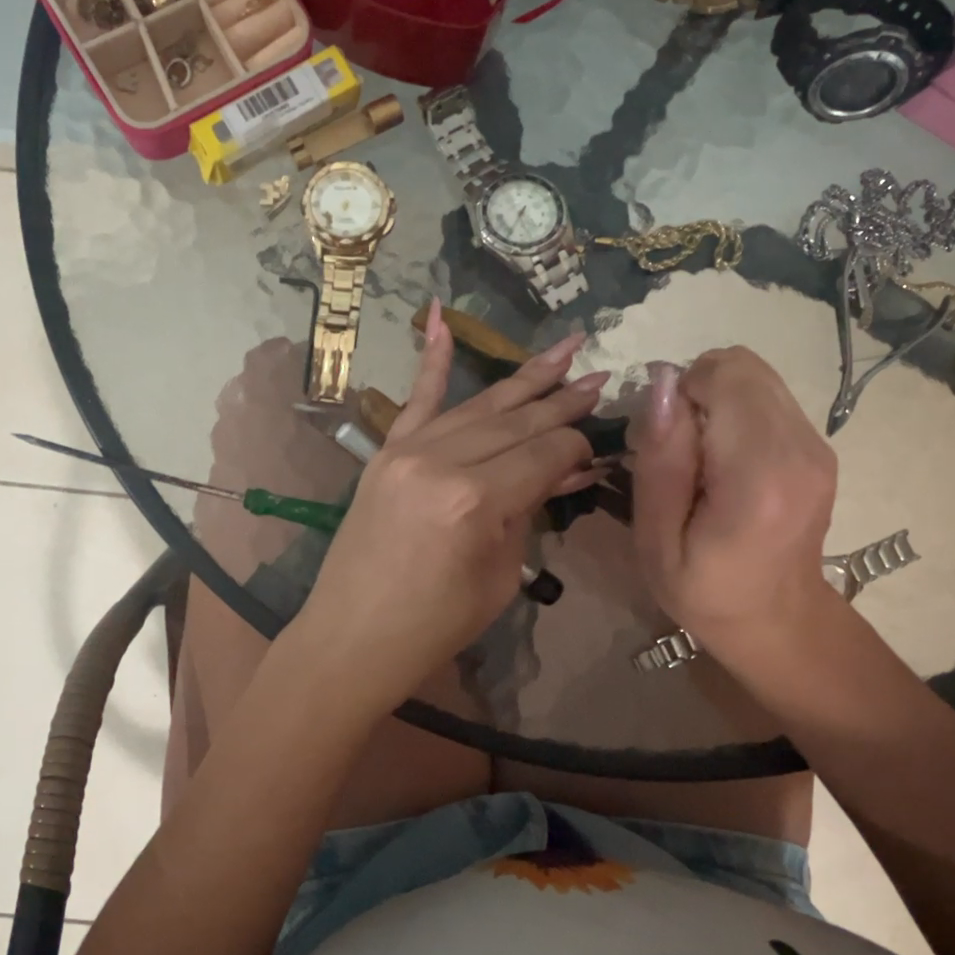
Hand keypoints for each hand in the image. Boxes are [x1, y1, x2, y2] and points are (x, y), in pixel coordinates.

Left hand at [292, 301, 603, 715]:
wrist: (352, 636)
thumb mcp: (498, 575)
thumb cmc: (434, 625)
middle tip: (601, 375)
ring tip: (566, 348)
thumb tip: (566, 470)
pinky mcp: (385, 453)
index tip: (602, 442)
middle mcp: (441, 461)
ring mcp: (406, 451)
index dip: (578, 446)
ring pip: (478, 405)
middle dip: (562, 400)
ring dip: (524, 379)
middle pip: (516, 421)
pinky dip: (431, 359)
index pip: (545, 453)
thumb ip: (528, 511)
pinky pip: (414, 400)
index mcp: (475, 500)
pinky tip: (441, 318)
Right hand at [632, 347, 838, 653]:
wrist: (776, 620)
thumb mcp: (656, 539)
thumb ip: (661, 460)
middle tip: (679, 449)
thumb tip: (663, 384)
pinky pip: (766, 397)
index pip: (722, 377)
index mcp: (759, 477)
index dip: (679, 395)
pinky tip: (723, 462)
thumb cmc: (703, 589)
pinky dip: (734, 413)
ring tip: (700, 458)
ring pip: (754, 376)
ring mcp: (818, 445)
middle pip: (741, 366)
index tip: (665, 444)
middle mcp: (800, 448)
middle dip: (696, 392)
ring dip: (715, 402)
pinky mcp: (819, 446)